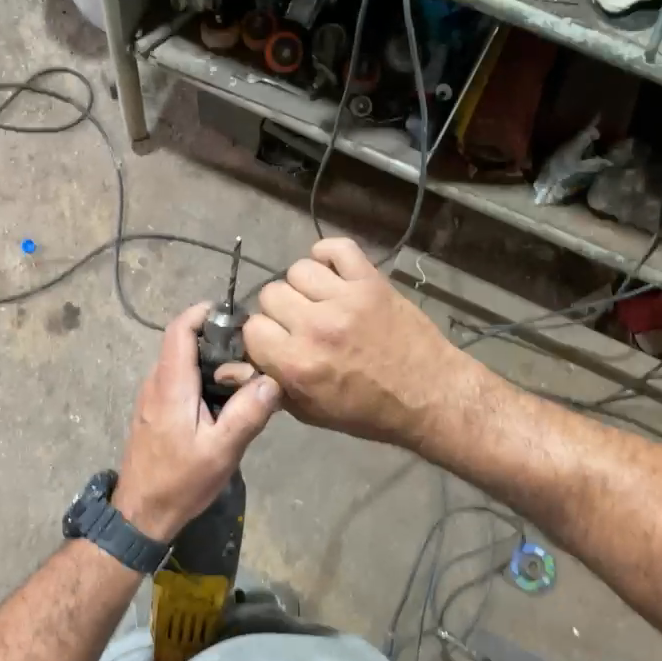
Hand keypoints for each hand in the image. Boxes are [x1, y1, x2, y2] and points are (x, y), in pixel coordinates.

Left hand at [113, 303, 279, 542]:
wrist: (141, 514)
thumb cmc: (180, 482)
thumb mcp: (221, 451)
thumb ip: (247, 414)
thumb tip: (272, 381)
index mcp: (171, 385)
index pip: (180, 328)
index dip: (205, 313)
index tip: (236, 318)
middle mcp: (156, 384)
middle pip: (186, 344)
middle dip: (219, 345)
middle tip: (252, 364)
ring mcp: (152, 399)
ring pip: (184, 365)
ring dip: (213, 368)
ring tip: (244, 388)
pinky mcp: (154, 414)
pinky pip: (180, 384)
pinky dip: (203, 384)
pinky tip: (224, 408)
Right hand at [243, 238, 480, 448]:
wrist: (428, 395)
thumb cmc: (367, 412)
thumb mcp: (310, 412)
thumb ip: (271, 385)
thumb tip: (233, 366)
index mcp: (297, 363)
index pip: (252, 328)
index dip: (261, 336)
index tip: (276, 342)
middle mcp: (316, 327)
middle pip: (271, 294)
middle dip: (280, 310)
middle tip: (300, 323)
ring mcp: (345, 299)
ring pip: (298, 269)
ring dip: (304, 286)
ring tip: (320, 301)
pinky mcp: (371, 281)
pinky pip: (336, 248)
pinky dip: (329, 255)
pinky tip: (332, 274)